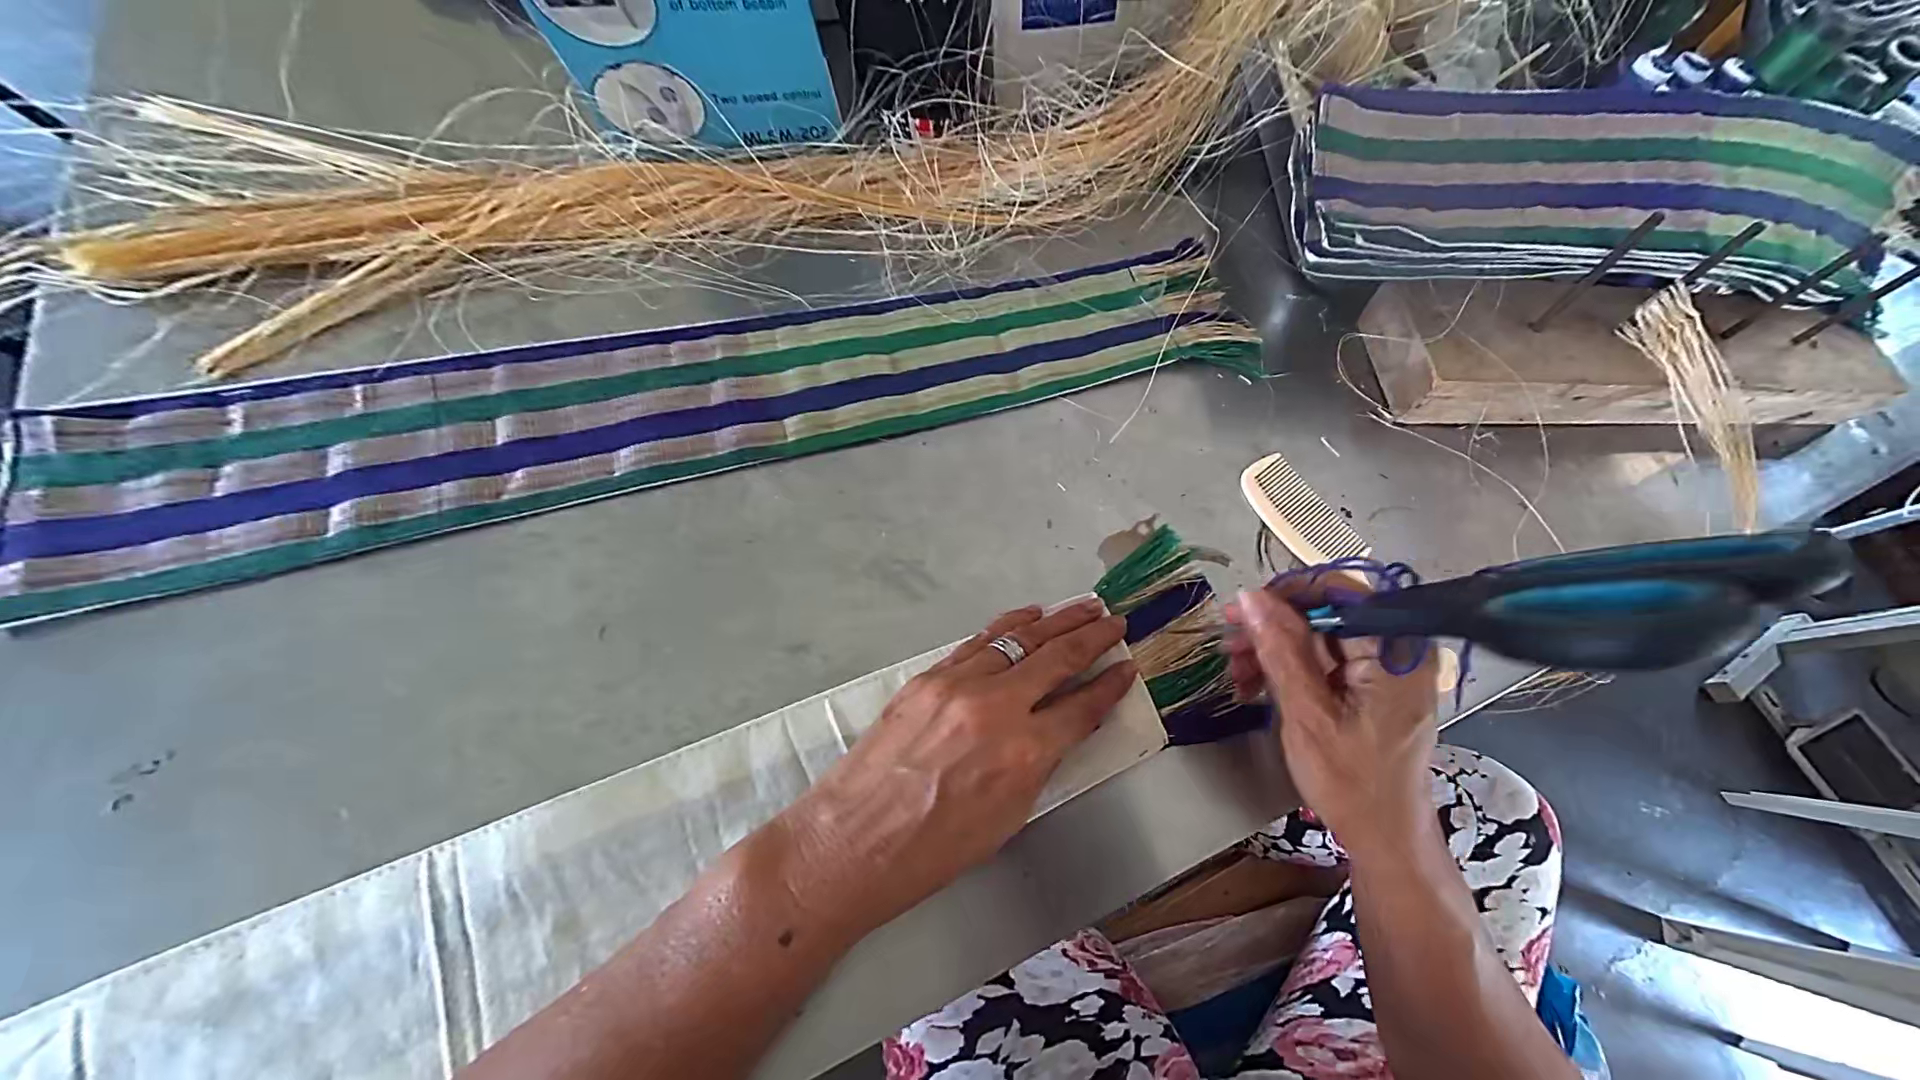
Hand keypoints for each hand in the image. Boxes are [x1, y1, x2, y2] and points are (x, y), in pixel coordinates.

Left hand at [782, 600, 1134, 932]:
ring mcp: (957, 685)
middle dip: (1092, 637)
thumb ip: (1038, 764)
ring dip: (1055, 621)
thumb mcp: (1007, 817)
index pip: (1082, 707)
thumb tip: (1056, 729)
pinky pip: (978, 643)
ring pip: (1017, 640)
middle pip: (1056, 659)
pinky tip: (1027, 617)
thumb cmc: (934, 850)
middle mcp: (996, 707)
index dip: (1110, 686)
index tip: (1126, 668)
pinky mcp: (927, 677)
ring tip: (1083, 606)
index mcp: (1025, 752)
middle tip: (1114, 622)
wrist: (852, 841)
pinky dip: (1008, 627)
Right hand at [1224, 577, 1438, 856]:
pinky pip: (1324, 661)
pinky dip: (1289, 667)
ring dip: (1273, 647)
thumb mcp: (1307, 712)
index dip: (1287, 593)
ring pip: (1319, 637)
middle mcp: (1398, 653)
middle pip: (1327, 614)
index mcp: (1396, 654)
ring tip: (1236, 668)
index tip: (1244, 608)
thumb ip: (1280, 649)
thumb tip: (1252, 598)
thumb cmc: (1352, 782)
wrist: (1384, 836)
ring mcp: (1385, 671)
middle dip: (1273, 625)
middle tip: (1231, 639)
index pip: (1341, 593)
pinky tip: (1256, 682)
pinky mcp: (1371, 688)